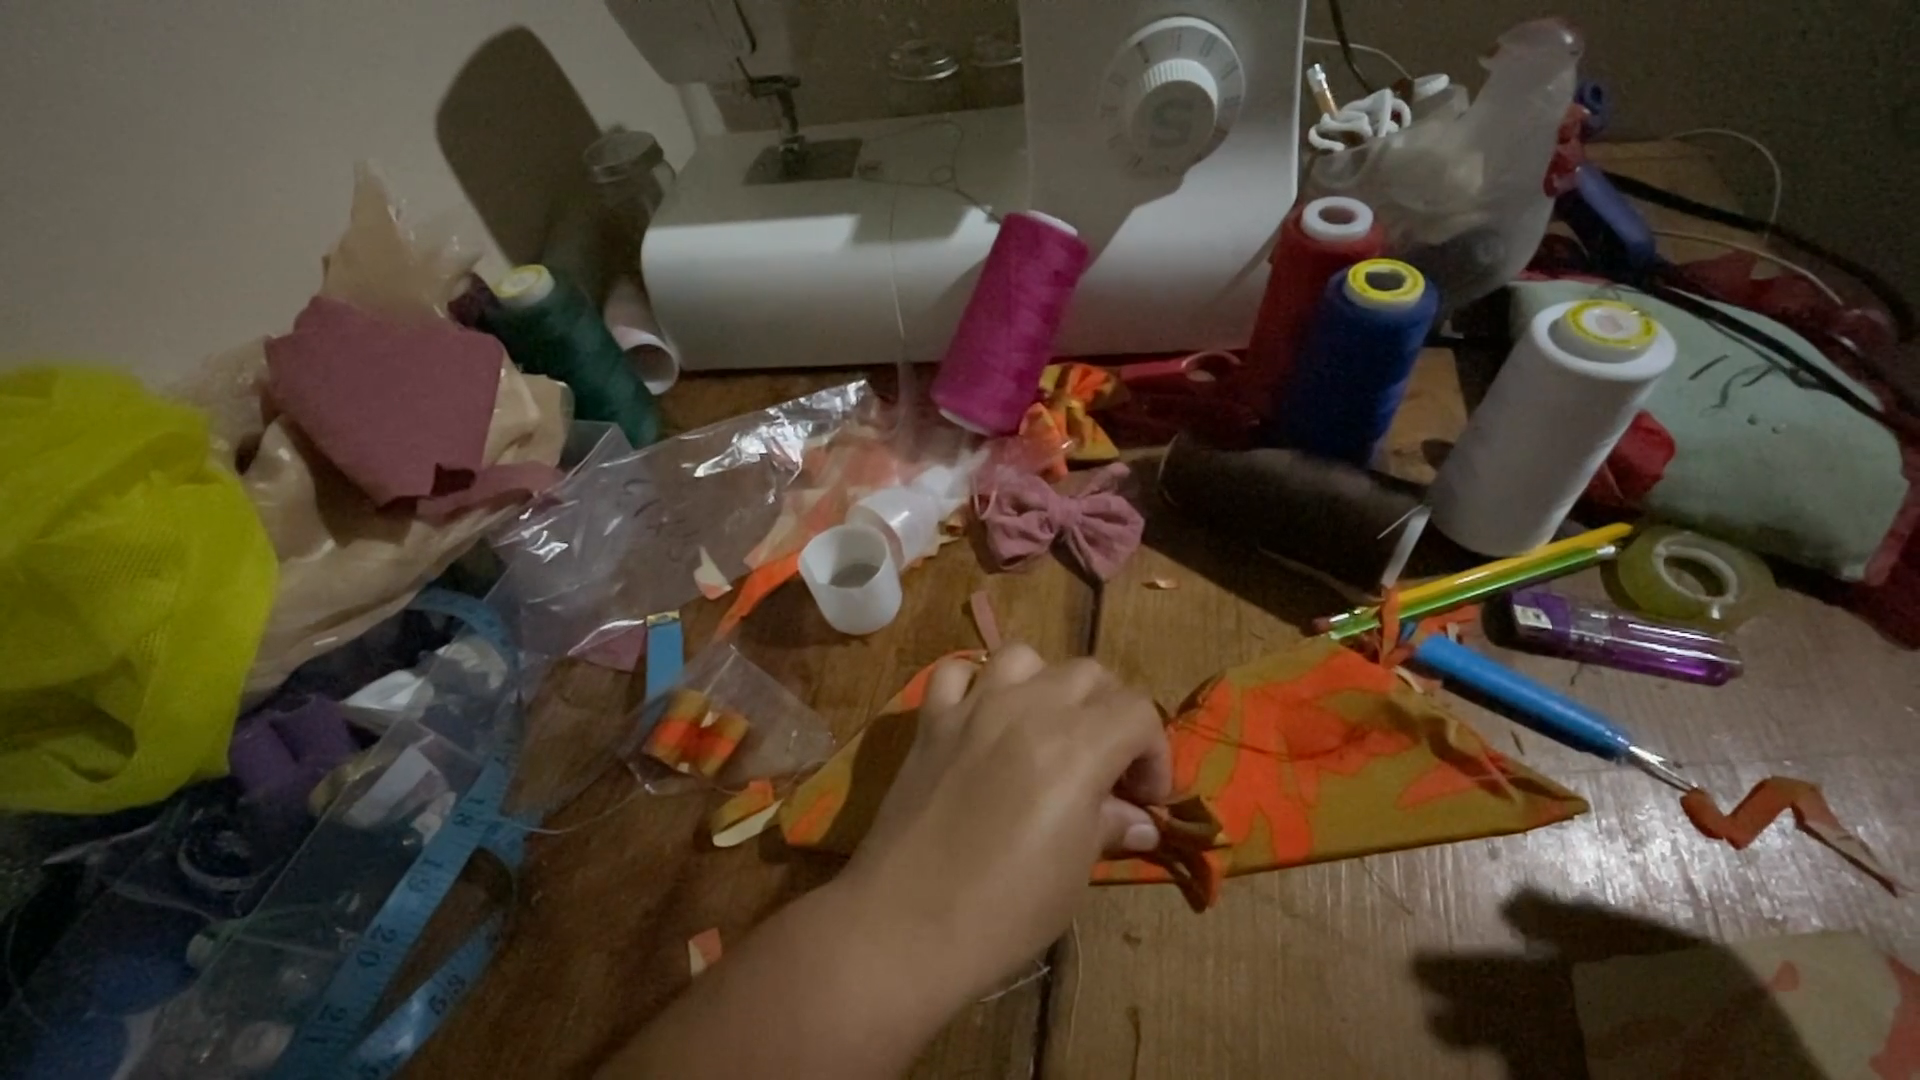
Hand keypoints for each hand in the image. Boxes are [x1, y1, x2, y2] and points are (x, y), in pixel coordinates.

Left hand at [837, 644, 1171, 999]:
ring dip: (1047, 685)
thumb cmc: (1005, 909)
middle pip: (1089, 674)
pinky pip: (957, 672)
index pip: (1137, 712)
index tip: (1144, 797)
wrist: (906, 924)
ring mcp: (972, 708)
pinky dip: (977, 684)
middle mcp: (1027, 709)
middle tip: (1105, 766)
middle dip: (1110, 713)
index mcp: (1076, 745)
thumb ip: (1108, 825)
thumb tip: (1137, 818)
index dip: (1154, 753)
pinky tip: (983, 718)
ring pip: (1025, 657)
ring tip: (1047, 730)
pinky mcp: (930, 720)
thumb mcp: (1074, 872)